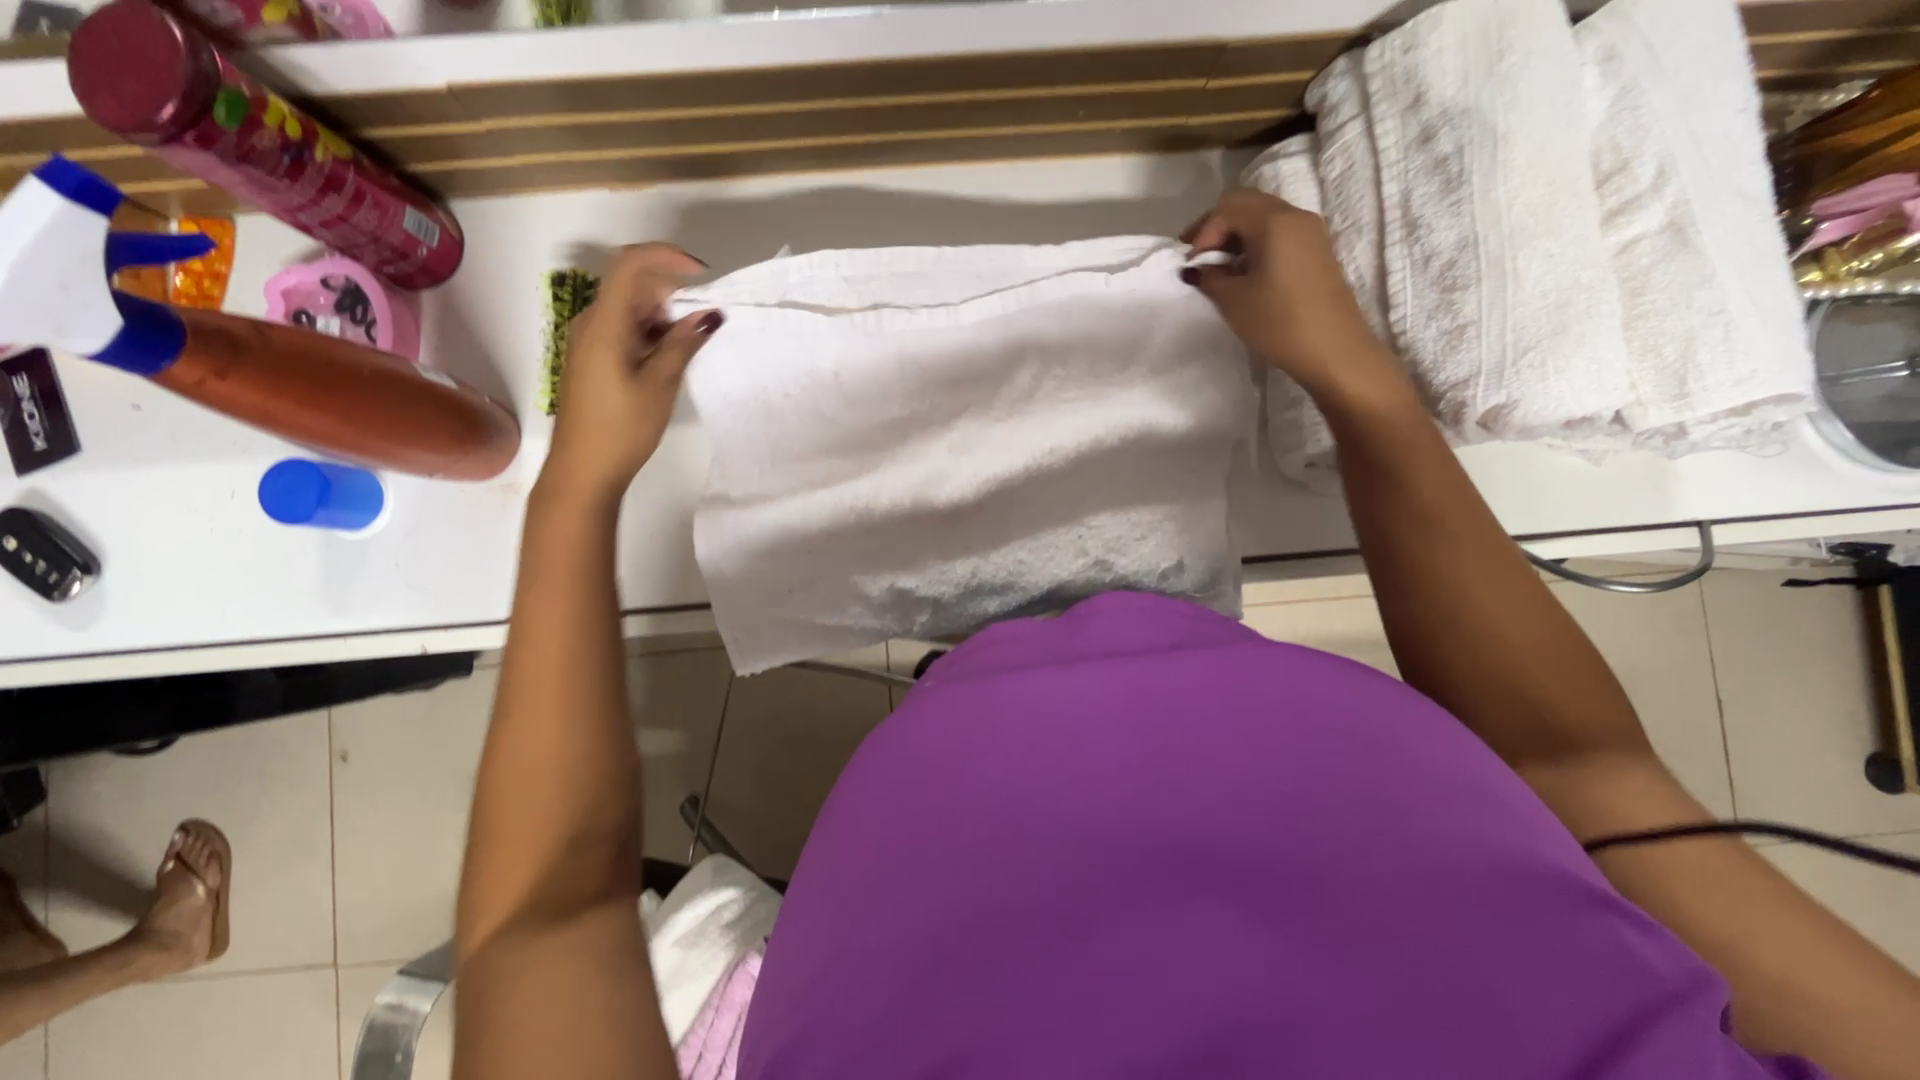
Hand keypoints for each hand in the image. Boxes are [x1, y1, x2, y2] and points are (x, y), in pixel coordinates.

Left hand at [543, 244, 721, 501]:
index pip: (631, 264)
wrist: (583, 471)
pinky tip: (669, 359)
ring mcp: (589, 341)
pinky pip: (624, 329)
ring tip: (689, 346)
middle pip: (632, 284)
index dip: (668, 257)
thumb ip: (682, 343)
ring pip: (630, 309)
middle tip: (702, 323)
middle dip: (671, 292)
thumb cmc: (621, 429)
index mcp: (604, 323)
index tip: (703, 276)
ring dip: (663, 316)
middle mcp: (591, 323)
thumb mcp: (659, 384)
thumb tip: (708, 314)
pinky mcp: (593, 359)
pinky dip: (650, 333)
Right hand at [1180, 189, 1400, 394]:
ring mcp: (1312, 233)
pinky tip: (1245, 273)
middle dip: (1218, 228)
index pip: (1228, 206)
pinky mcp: (1318, 252)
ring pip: (1265, 219)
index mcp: (1275, 221)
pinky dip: (1256, 245)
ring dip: (1237, 237)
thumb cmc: (1279, 323)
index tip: (1193, 264)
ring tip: (1219, 268)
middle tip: (1197, 257)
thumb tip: (1199, 268)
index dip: (1203, 232)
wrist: (1334, 351)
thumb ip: (1210, 276)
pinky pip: (1280, 234)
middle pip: (1248, 205)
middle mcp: (1296, 216)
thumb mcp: (1233, 300)